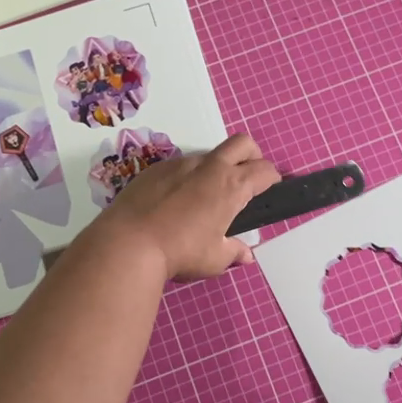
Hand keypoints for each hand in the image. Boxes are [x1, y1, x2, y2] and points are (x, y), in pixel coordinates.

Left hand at [84, 134, 278, 282]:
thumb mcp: (214, 259)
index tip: (270, 188)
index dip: (272, 178)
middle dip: (252, 156)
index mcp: (231, 186)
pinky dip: (187, 177)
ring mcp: (181, 163)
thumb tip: (246, 254)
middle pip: (243, 144)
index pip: (264, 170)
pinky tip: (175, 201)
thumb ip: (233, 251)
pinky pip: (180, 165)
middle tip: (248, 178)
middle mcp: (210, 167)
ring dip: (216, 168)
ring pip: (209, 154)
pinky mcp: (155, 168)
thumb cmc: (180, 252)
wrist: (129, 242)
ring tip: (206, 197)